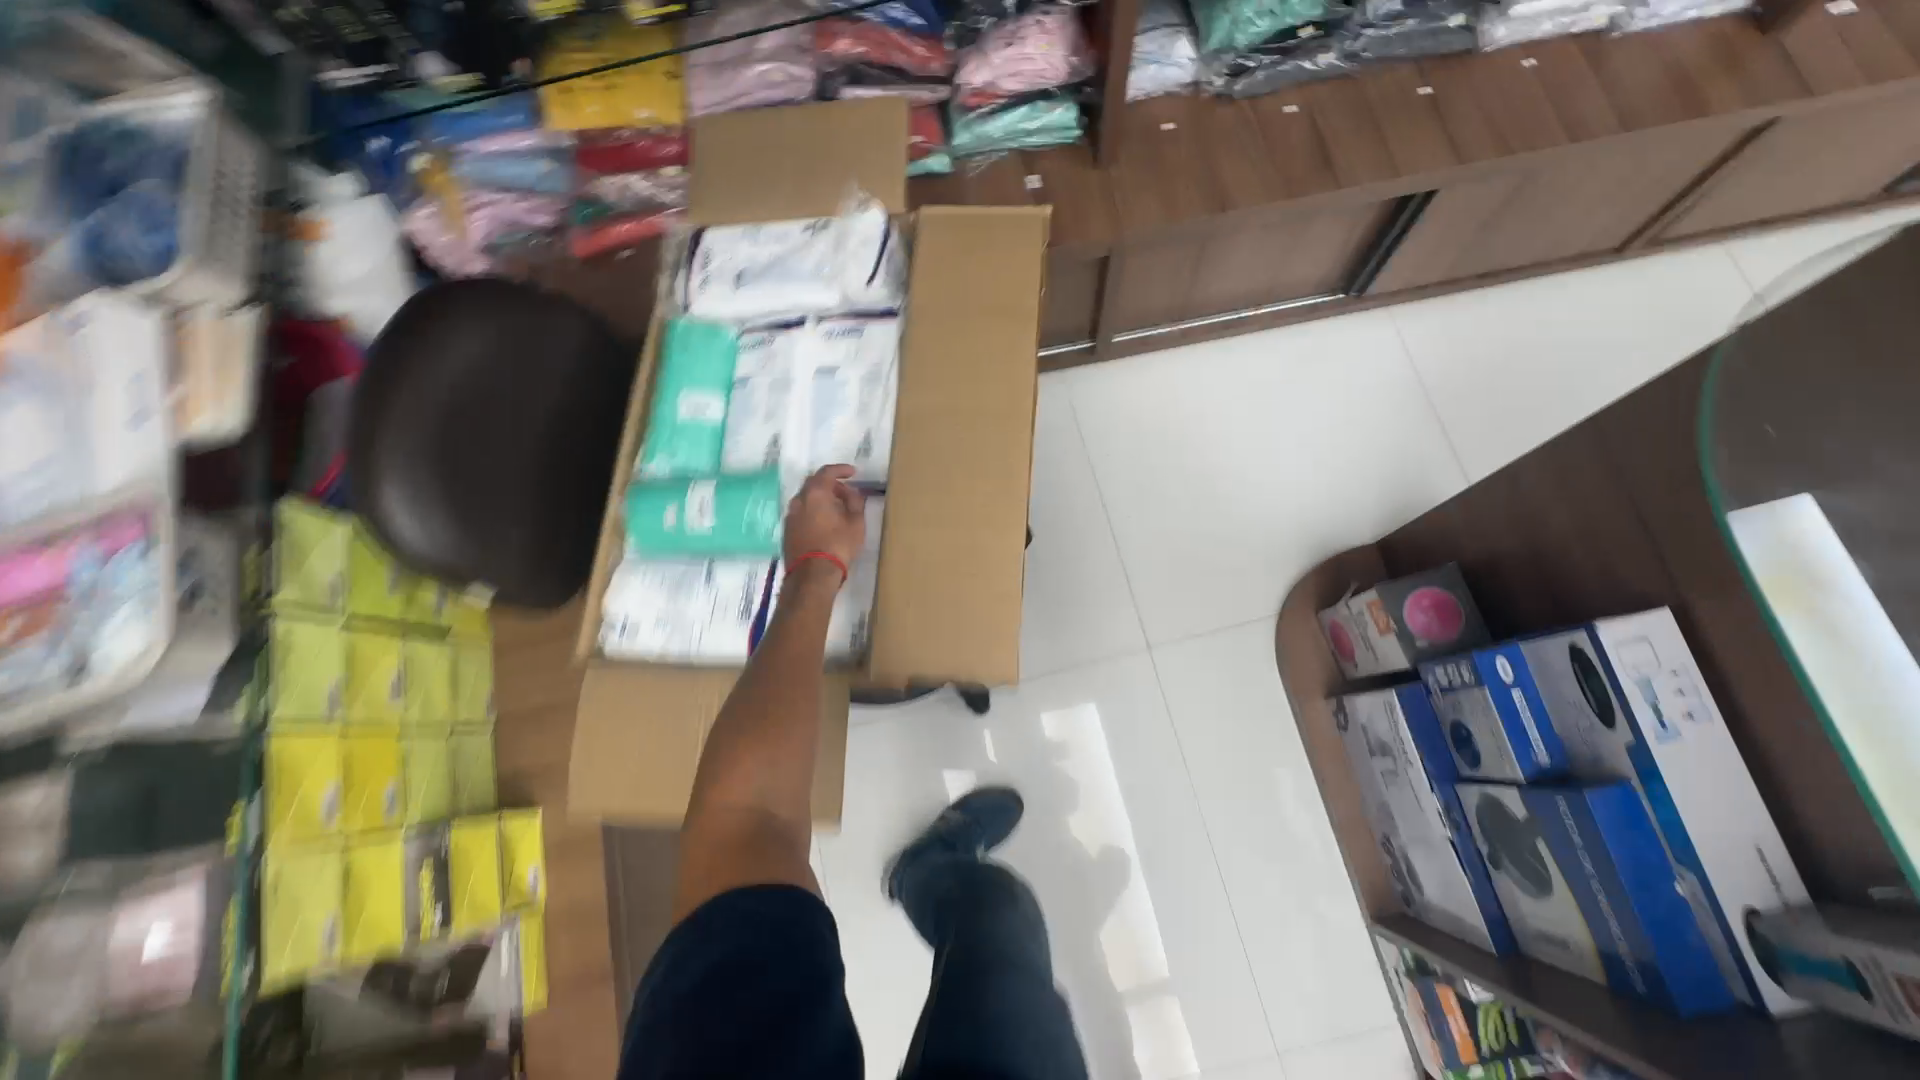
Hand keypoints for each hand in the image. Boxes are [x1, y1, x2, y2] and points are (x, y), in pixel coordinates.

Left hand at [783, 465, 866, 573]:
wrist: (812, 574)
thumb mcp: (856, 523)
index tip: (853, 473)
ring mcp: (790, 515)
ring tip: (836, 508)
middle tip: (845, 492)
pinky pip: (801, 512)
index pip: (827, 472)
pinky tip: (824, 522)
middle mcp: (799, 500)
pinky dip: (813, 510)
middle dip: (830, 484)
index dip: (841, 470)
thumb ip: (855, 502)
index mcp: (815, 493)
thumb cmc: (838, 545)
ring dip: (820, 498)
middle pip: (813, 483)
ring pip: (806, 498)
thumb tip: (852, 492)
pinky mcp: (787, 530)